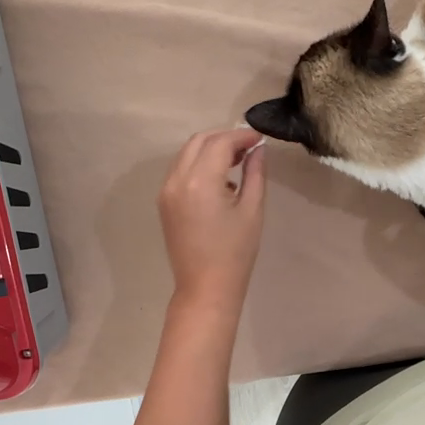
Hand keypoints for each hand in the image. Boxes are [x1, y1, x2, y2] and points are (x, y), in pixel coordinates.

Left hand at [159, 127, 268, 310]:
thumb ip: (255, 174)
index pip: (220, 143)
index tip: (259, 140)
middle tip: (248, 148)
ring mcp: (166, 191)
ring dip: (210, 150)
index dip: (241, 136)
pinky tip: (219, 181)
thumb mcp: (252, 211)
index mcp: (200, 182)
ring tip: (236, 162)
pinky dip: (199, 165)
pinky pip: (180, 171)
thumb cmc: (235, 253)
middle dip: (224, 138)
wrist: (206, 288)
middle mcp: (177, 180)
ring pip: (187, 154)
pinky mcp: (164, 203)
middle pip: (199, 141)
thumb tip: (258, 149)